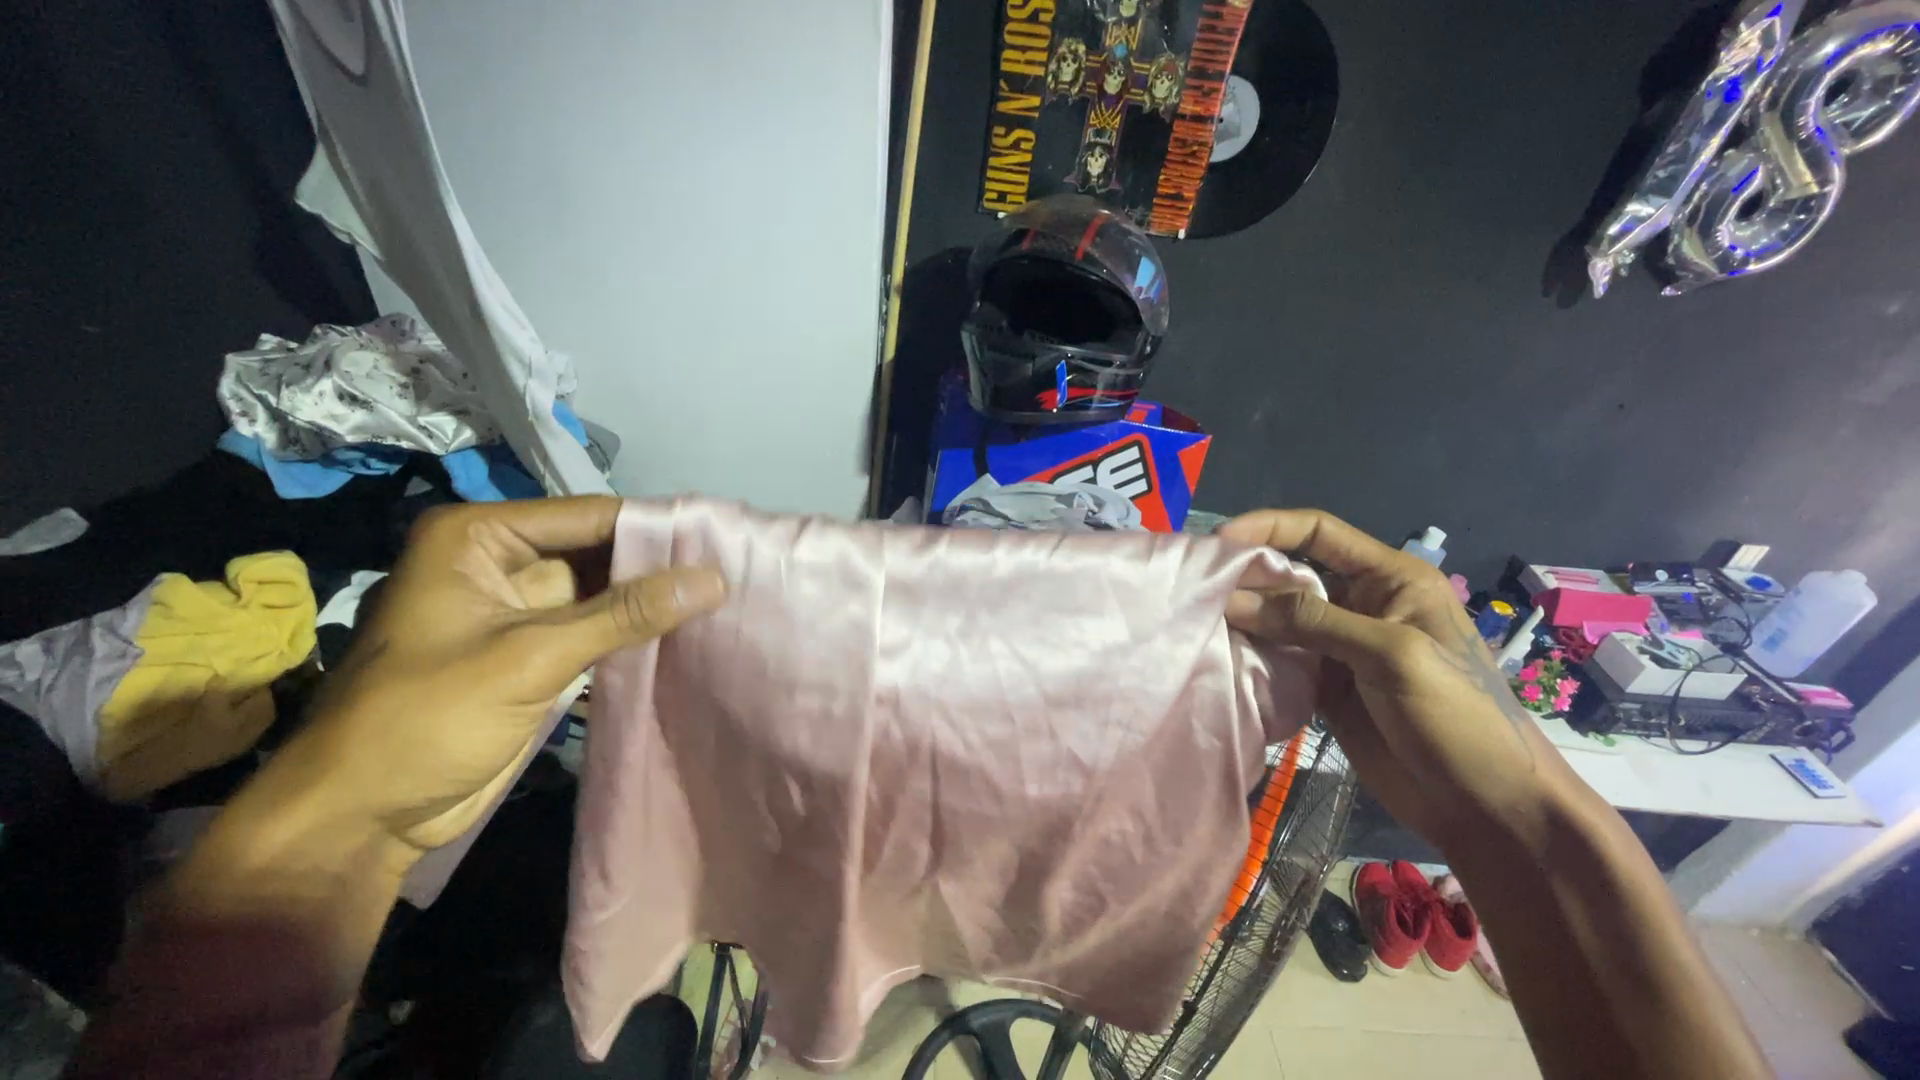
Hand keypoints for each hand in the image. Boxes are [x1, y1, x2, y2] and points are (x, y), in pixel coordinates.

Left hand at [289, 497, 726, 849]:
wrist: (362, 816)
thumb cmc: (426, 718)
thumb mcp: (530, 657)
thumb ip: (623, 615)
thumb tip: (712, 580)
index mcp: (477, 538)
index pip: (587, 517)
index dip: (654, 528)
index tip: (723, 537)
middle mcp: (498, 562)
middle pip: (597, 551)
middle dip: (657, 565)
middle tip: (733, 569)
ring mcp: (517, 612)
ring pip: (601, 593)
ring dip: (651, 602)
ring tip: (725, 599)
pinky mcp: (533, 655)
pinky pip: (596, 631)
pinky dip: (634, 635)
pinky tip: (689, 634)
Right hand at [1220, 509, 1589, 856]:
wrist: (1486, 806)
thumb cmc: (1456, 716)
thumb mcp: (1391, 655)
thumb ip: (1313, 622)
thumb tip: (1231, 600)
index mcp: (1390, 578)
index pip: (1319, 532)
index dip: (1268, 528)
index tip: (1217, 542)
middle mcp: (1361, 604)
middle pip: (1291, 574)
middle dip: (1245, 577)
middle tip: (1194, 589)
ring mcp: (1340, 649)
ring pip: (1278, 619)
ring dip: (1242, 619)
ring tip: (1195, 623)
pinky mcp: (1325, 688)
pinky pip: (1278, 660)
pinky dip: (1251, 657)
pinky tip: (1220, 660)